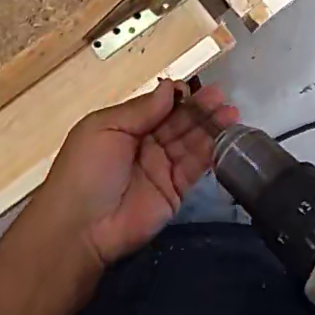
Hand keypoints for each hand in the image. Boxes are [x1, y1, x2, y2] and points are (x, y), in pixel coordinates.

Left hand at [26, 80, 239, 267]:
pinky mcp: (175, 192)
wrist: (81, 228)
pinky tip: (227, 138)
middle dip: (200, 109)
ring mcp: (161, 168)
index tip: (198, 87)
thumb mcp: (105, 129)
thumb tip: (170, 88)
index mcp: (125, 126)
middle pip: (178, 122)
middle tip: (224, 97)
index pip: (158, 106)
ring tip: (233, 113)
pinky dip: (211, 153)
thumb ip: (141, 110)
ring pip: (191, 142)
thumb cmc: (86, 170)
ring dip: (211, 127)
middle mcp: (145, 144)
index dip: (178, 96)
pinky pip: (195, 168)